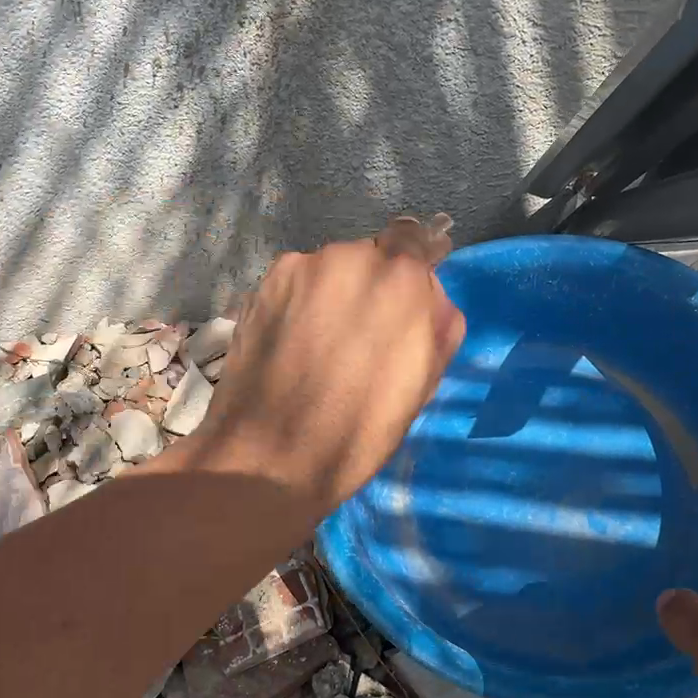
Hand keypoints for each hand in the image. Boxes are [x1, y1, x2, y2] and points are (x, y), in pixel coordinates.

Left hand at [187, 216, 464, 509]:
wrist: (270, 458)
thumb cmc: (360, 431)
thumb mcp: (423, 381)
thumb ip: (437, 322)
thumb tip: (427, 294)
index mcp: (400, 279)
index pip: (414, 240)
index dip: (409, 269)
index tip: (402, 296)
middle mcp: (349, 257)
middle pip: (368, 258)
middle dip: (368, 288)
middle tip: (358, 337)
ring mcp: (299, 268)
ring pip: (328, 271)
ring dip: (330, 295)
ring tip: (318, 346)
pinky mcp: (261, 285)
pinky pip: (294, 285)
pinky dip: (297, 305)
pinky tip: (290, 345)